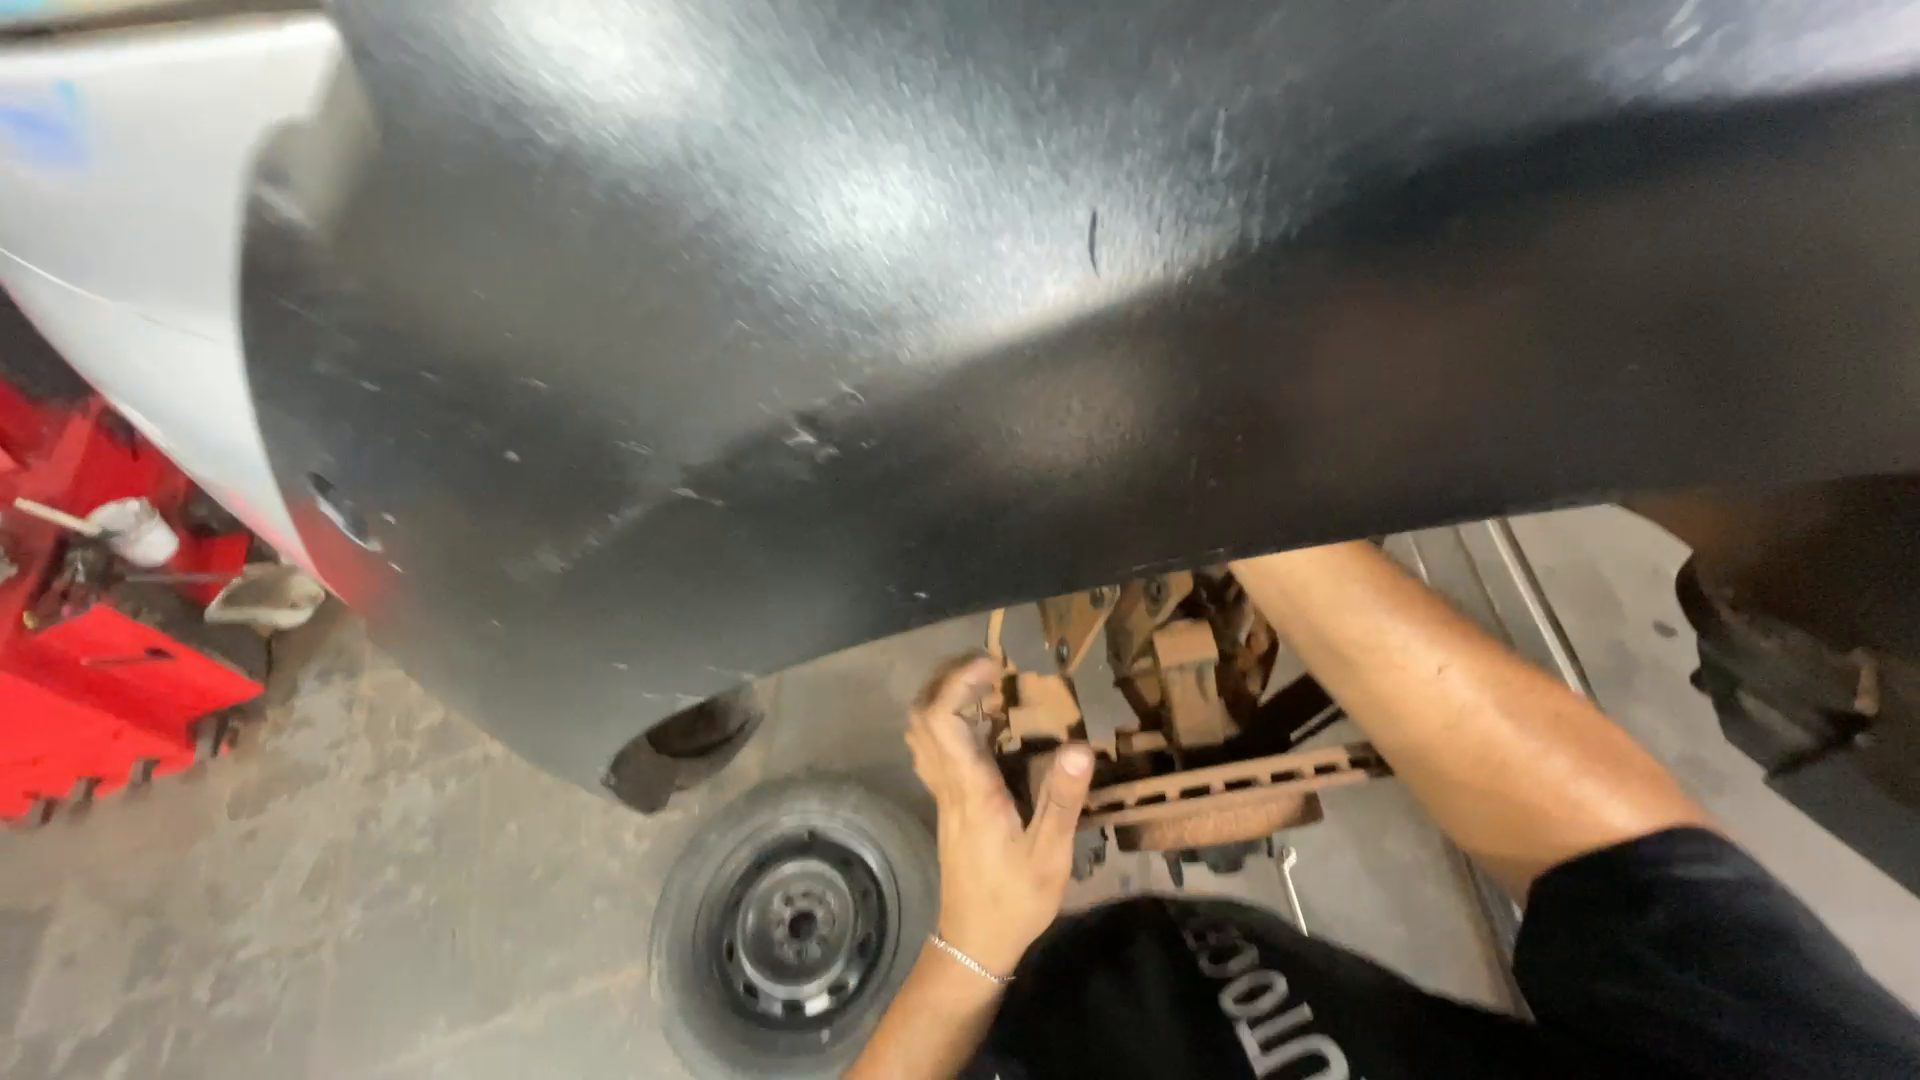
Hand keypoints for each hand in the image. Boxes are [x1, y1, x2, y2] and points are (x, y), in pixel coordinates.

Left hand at [904, 655, 1096, 977]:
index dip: (958, 682)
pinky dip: (944, 721)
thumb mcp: (1048, 857)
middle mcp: (947, 783)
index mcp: (970, 789)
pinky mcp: (945, 803)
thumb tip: (1078, 746)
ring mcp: (941, 793)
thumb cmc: (1013, 900)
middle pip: (921, 716)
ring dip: (941, 696)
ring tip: (981, 683)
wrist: (973, 941)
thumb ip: (1061, 801)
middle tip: (985, 665)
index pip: (942, 719)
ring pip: (920, 732)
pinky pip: (931, 748)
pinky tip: (977, 724)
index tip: (991, 664)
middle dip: (944, 679)